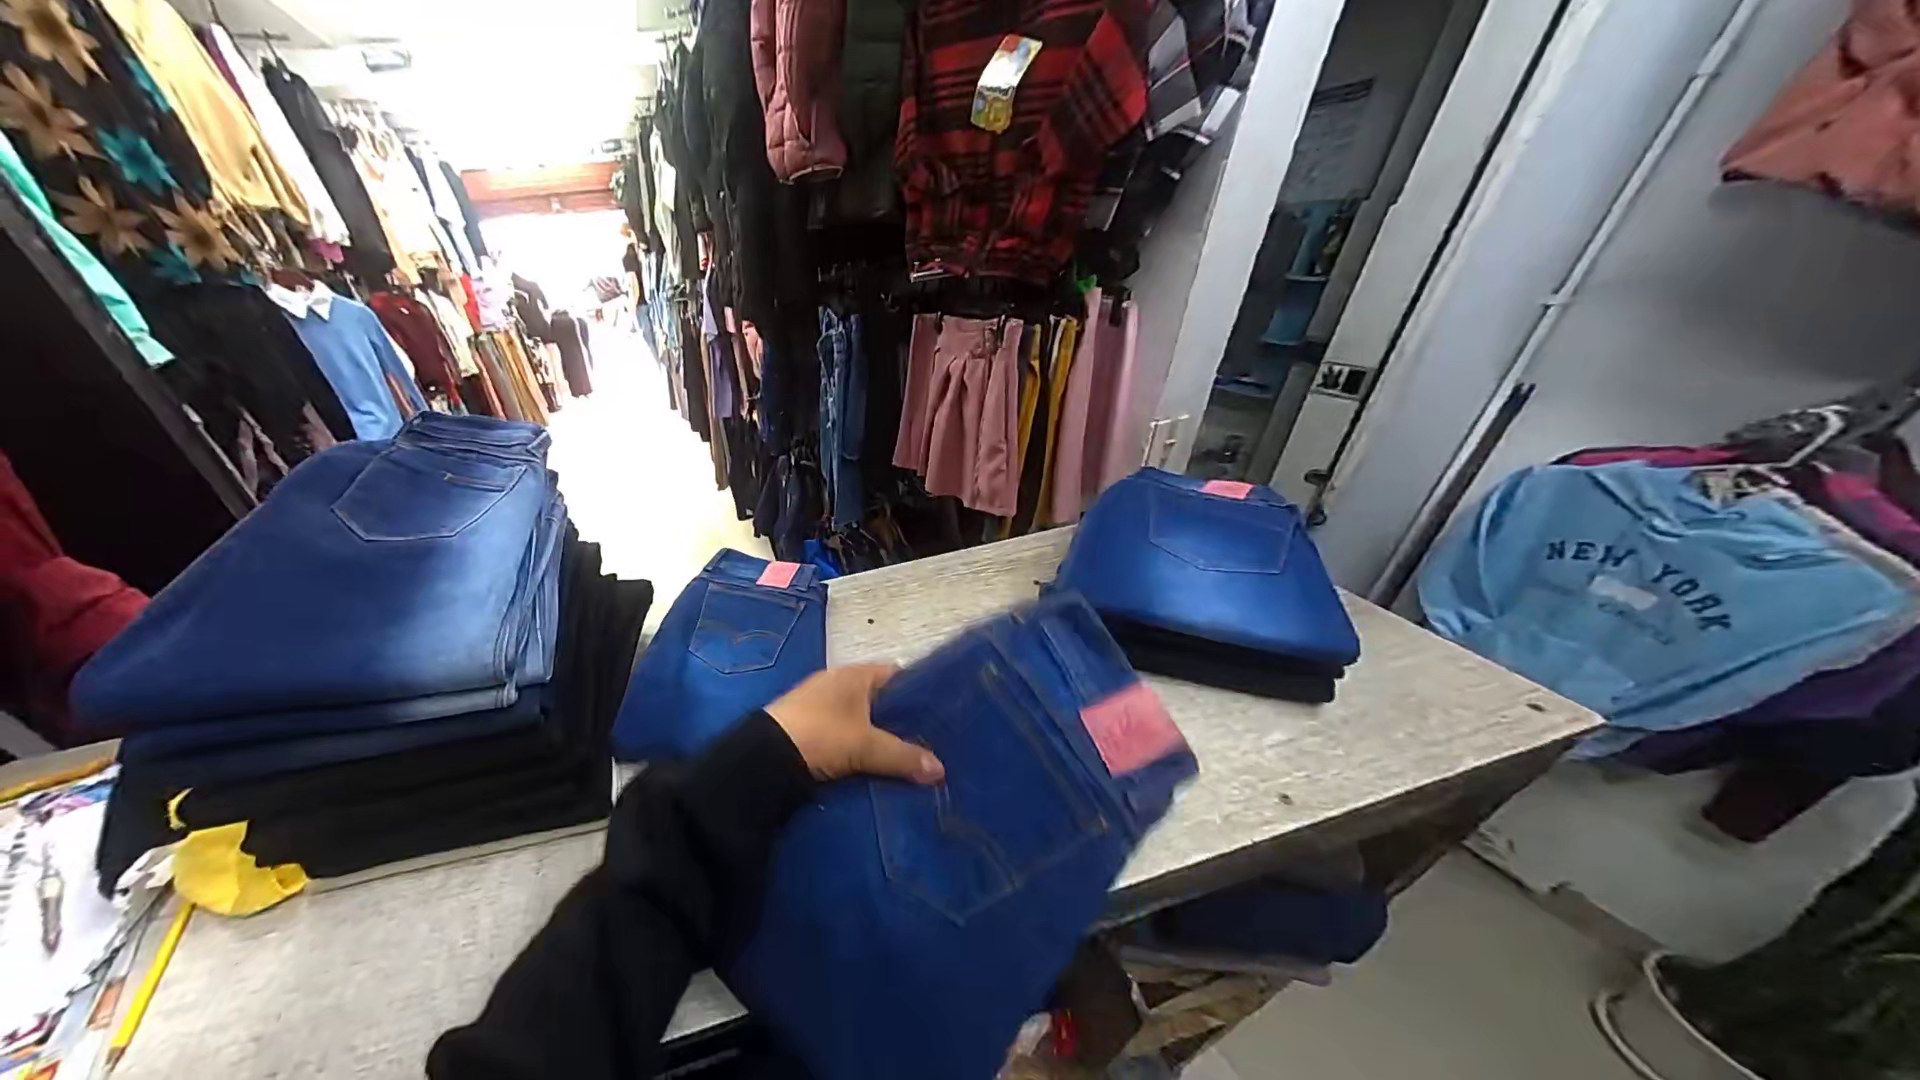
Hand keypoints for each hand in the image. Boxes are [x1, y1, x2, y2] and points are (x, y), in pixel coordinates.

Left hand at [765, 665, 944, 784]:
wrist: (762, 760)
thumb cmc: (821, 735)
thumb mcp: (866, 746)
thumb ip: (904, 756)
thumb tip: (940, 770)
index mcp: (854, 674)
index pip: (896, 675)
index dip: (917, 692)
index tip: (936, 714)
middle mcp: (838, 683)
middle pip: (880, 698)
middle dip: (899, 719)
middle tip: (926, 740)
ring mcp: (820, 704)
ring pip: (861, 717)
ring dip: (877, 734)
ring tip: (903, 755)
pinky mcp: (807, 726)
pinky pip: (844, 731)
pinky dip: (857, 744)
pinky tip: (871, 762)